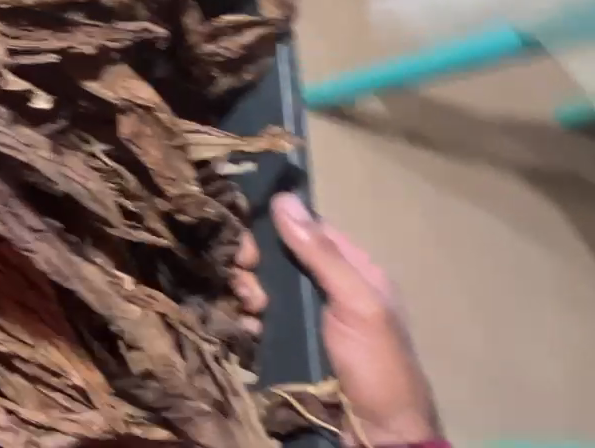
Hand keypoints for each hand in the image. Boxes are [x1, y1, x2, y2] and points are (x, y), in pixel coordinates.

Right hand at [232, 194, 440, 444]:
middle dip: (252, 263)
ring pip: (255, 278)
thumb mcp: (358, 306)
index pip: (302, 226)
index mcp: (352, 270)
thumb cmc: (377, 366)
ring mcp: (302, 310)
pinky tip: (248, 323)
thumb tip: (284, 197)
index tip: (247, 238)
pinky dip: (243, 312)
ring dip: (244, 289)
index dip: (271, 224)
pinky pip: (250, 307)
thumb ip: (321, 254)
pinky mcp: (282, 333)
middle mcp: (324, 284)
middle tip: (247, 280)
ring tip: (250, 308)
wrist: (376, 435)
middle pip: (271, 252)